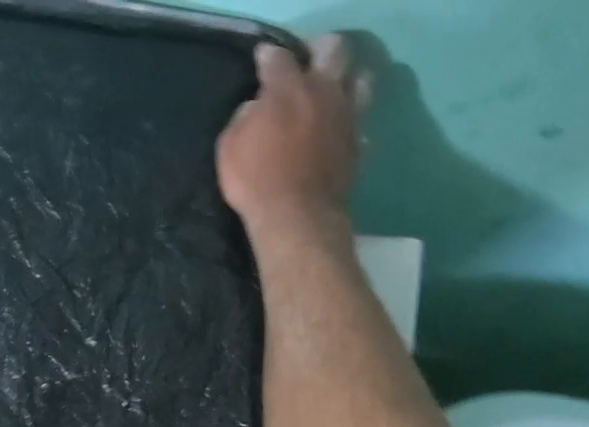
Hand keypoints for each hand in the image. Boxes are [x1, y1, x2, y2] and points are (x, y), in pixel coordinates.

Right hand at [216, 35, 370, 234]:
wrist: (295, 215)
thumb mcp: (229, 148)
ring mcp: (346, 114)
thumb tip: (256, 107)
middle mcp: (323, 90)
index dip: (268, 56)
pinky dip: (348, 119)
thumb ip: (244, 118)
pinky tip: (336, 129)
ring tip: (329, 94)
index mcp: (287, 88)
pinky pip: (359, 118)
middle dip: (318, 51)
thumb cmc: (254, 180)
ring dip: (345, 80)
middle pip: (333, 49)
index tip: (262, 62)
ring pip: (359, 78)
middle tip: (304, 67)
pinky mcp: (357, 140)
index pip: (278, 57)